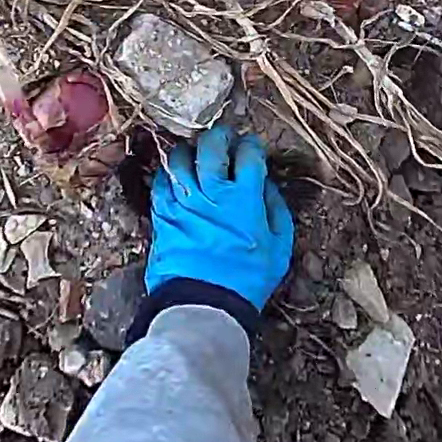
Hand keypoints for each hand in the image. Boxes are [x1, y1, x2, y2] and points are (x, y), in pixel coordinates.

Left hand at [146, 125, 293, 309]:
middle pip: (211, 146)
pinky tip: (175, 176)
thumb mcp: (280, 248)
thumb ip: (277, 211)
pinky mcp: (163, 216)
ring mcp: (185, 203)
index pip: (248, 154)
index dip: (251, 145)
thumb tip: (268, 187)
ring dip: (188, 151)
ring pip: (179, 159)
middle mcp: (213, 193)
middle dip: (219, 135)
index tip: (251, 147)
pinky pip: (160, 184)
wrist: (204, 306)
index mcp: (245, 197)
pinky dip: (167, 175)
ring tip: (194, 153)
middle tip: (223, 138)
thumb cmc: (247, 279)